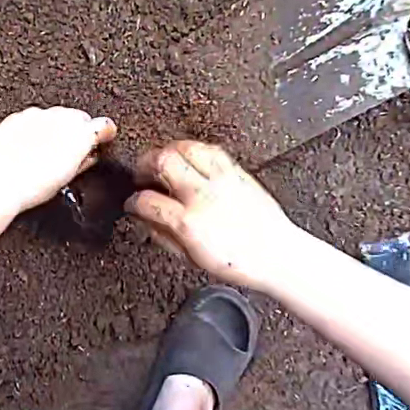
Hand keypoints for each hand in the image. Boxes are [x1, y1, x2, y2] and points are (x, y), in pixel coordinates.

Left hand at [0, 107, 117, 211]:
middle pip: (78, 118)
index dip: (104, 135)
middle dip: (77, 132)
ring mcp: (37, 115)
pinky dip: (34, 130)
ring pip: (54, 117)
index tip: (102, 141)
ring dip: (55, 130)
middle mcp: (60, 117)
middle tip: (70, 154)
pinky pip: (32, 120)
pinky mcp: (16, 117)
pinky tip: (27, 150)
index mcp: (80, 132)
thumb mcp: (68, 177)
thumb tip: (88, 155)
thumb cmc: (32, 185)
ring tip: (45, 154)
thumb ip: (84, 160)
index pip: (104, 125)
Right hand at [126, 141, 305, 291]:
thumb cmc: (239, 261)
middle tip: (142, 173)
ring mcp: (221, 180)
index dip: (133, 201)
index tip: (133, 202)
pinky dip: (194, 150)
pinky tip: (190, 159)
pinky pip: (210, 149)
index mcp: (188, 223)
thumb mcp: (191, 258)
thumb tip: (144, 220)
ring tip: (164, 162)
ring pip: (186, 147)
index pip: (147, 201)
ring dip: (168, 151)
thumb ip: (164, 236)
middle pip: (163, 160)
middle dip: (145, 164)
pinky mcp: (237, 172)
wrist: (276, 254)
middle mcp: (203, 196)